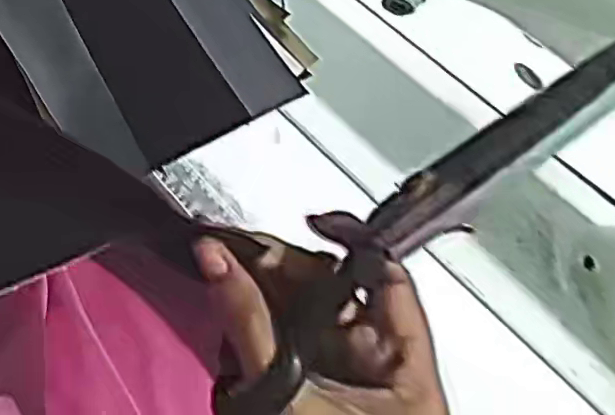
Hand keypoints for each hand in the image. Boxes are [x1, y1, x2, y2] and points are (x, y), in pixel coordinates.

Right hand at [196, 215, 447, 414]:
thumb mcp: (289, 398)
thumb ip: (247, 320)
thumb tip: (214, 255)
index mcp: (400, 367)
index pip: (387, 278)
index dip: (354, 238)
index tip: (308, 216)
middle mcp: (371, 358)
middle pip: (325, 278)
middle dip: (272, 260)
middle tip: (229, 255)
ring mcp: (335, 365)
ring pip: (292, 297)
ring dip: (251, 282)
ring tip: (219, 279)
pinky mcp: (302, 372)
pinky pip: (273, 320)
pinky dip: (246, 307)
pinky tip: (226, 307)